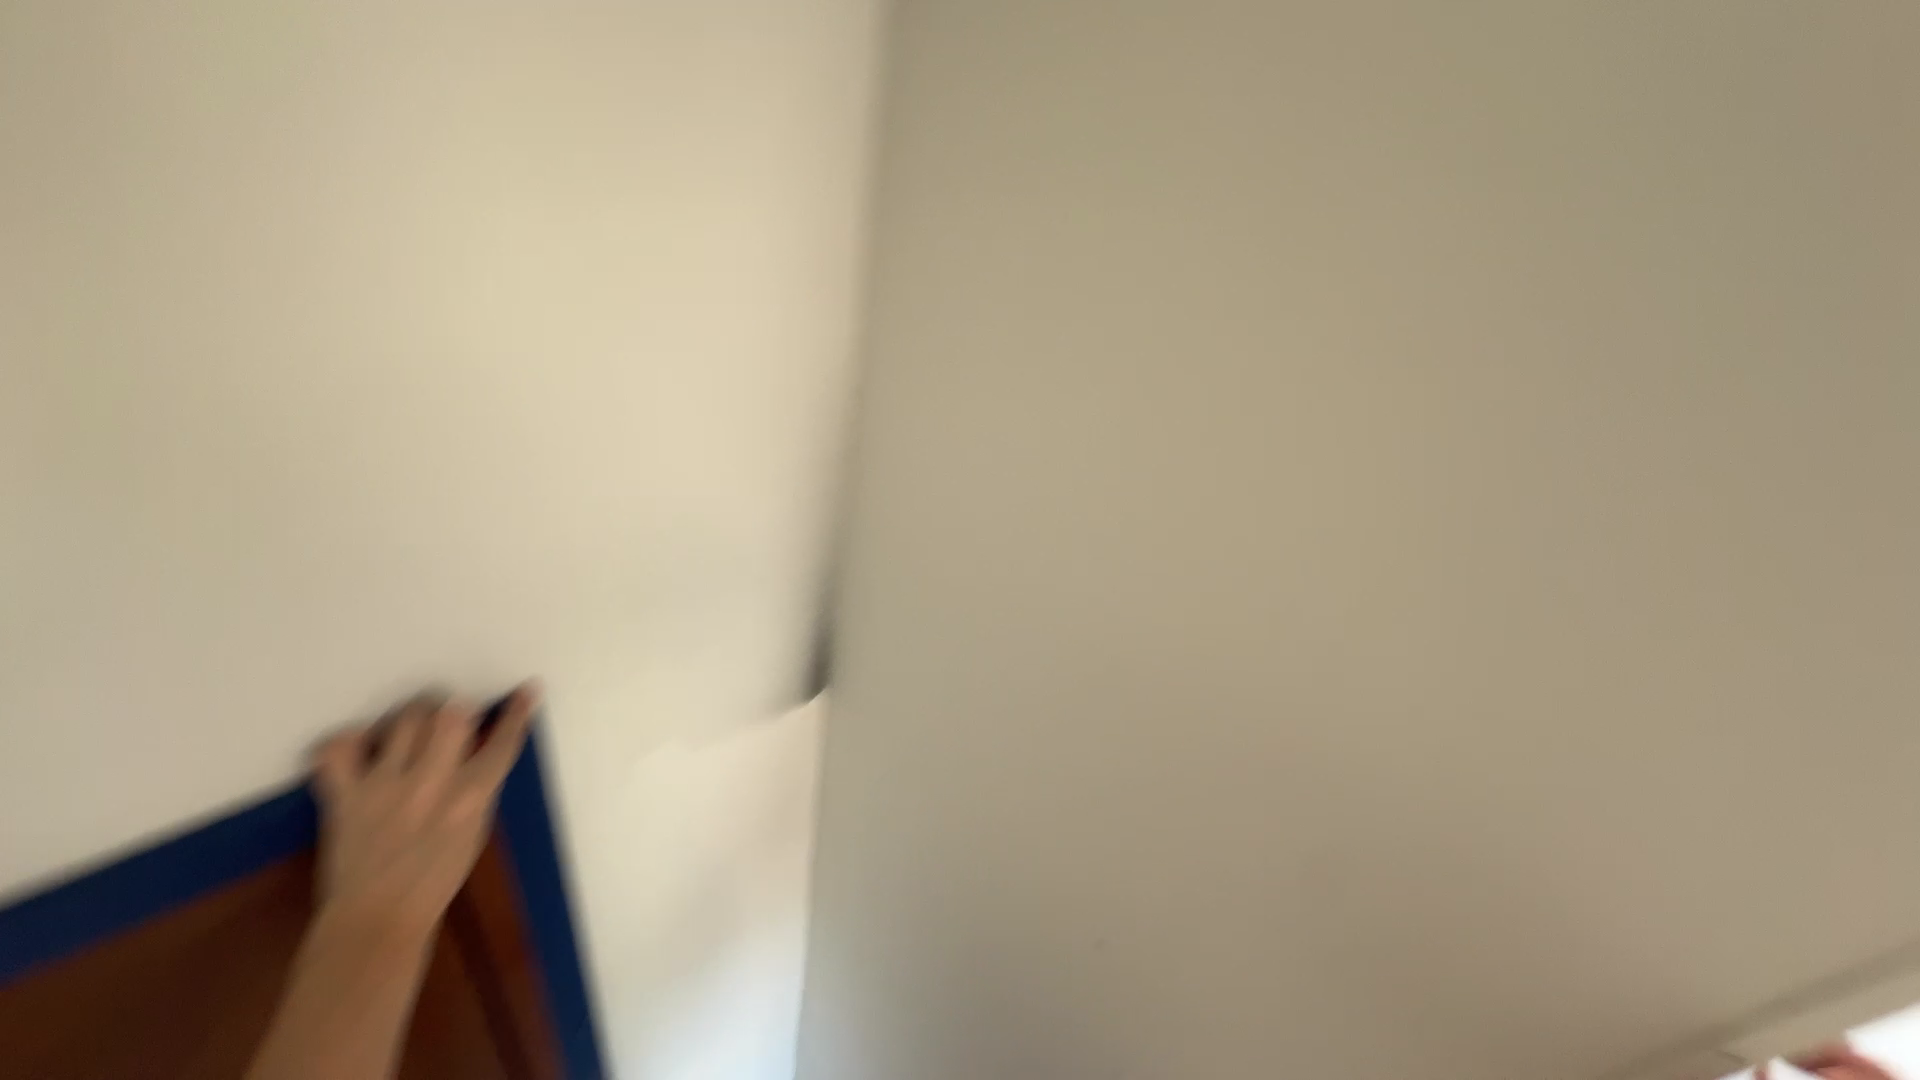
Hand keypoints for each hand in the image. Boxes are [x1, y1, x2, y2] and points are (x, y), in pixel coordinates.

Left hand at [310, 682, 538, 935]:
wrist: (377, 918)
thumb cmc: (436, 877)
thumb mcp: (475, 828)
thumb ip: (478, 785)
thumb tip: (479, 745)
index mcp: (472, 796)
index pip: (503, 741)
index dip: (517, 712)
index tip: (525, 690)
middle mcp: (432, 784)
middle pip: (451, 715)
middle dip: (453, 708)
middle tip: (448, 716)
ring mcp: (385, 787)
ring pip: (403, 720)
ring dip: (412, 715)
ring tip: (411, 725)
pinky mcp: (345, 797)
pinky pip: (338, 750)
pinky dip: (348, 741)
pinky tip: (361, 747)